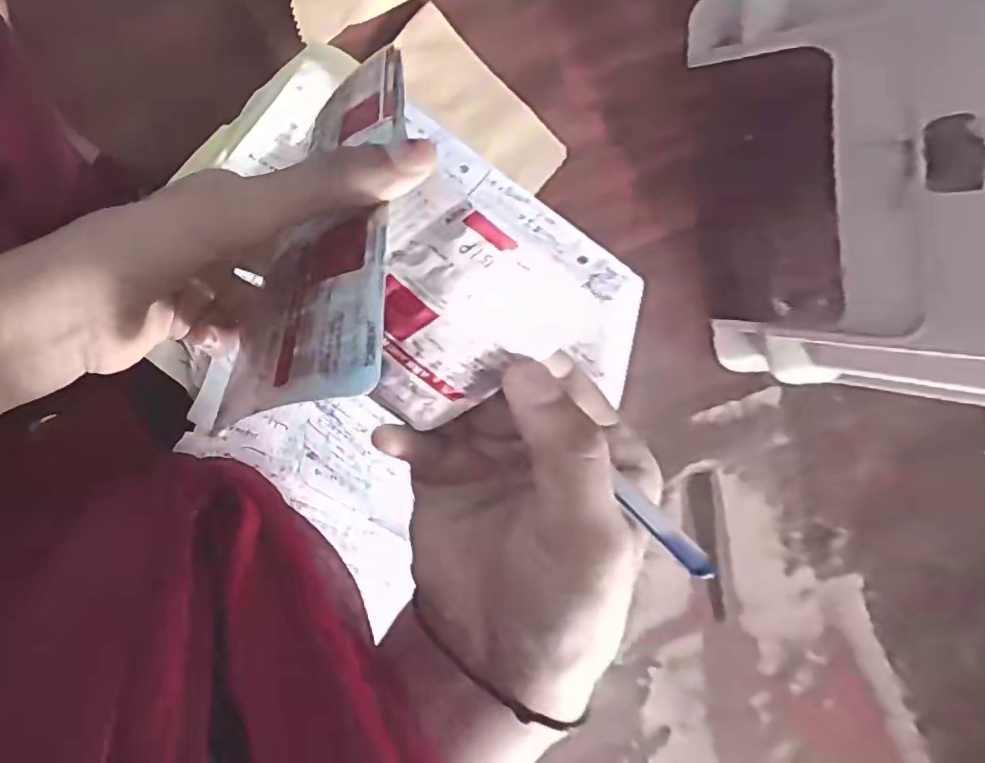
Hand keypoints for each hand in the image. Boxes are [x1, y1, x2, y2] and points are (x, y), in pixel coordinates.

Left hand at [63, 140, 436, 376]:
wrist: (72, 311)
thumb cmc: (162, 247)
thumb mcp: (247, 213)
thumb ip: (324, 187)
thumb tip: (420, 153)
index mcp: (229, 193)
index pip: (304, 195)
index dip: (349, 211)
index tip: (399, 240)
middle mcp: (213, 227)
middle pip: (281, 247)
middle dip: (319, 272)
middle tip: (374, 302)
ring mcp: (191, 272)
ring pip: (253, 291)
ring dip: (279, 312)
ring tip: (326, 337)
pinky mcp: (173, 314)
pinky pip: (220, 323)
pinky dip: (234, 335)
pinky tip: (244, 347)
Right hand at [373, 360, 659, 722]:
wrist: (490, 656)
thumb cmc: (563, 597)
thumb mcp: (587, 532)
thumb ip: (568, 450)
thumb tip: (524, 366)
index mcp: (598, 447)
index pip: (564, 381)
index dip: (527, 353)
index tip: (482, 328)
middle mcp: (541, 438)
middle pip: (501, 381)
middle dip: (467, 364)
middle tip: (427, 343)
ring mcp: (487, 451)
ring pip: (455, 400)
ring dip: (426, 390)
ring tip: (396, 377)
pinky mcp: (441, 468)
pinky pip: (419, 436)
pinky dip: (402, 433)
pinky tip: (386, 440)